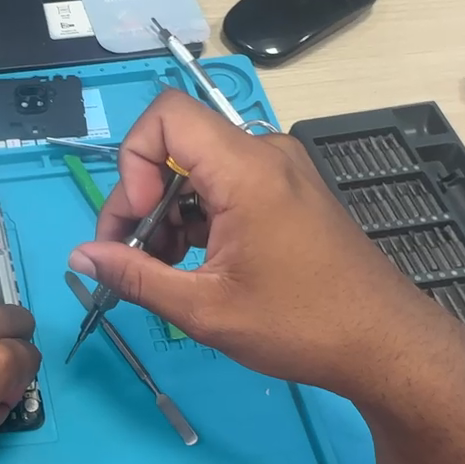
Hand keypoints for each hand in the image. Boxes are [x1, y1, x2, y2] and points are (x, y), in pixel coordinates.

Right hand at [68, 90, 464, 406]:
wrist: (384, 345)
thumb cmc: (298, 326)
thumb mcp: (202, 309)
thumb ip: (133, 276)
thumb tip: (80, 256)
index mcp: (245, 170)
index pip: (165, 117)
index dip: (133, 164)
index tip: (137, 222)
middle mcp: (263, 156)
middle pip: (172, 148)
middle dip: (139, 202)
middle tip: (133, 260)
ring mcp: (276, 173)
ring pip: (192, 172)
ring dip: (163, 217)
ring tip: (162, 271)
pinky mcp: (283, 194)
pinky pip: (219, 188)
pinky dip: (191, 221)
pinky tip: (188, 266)